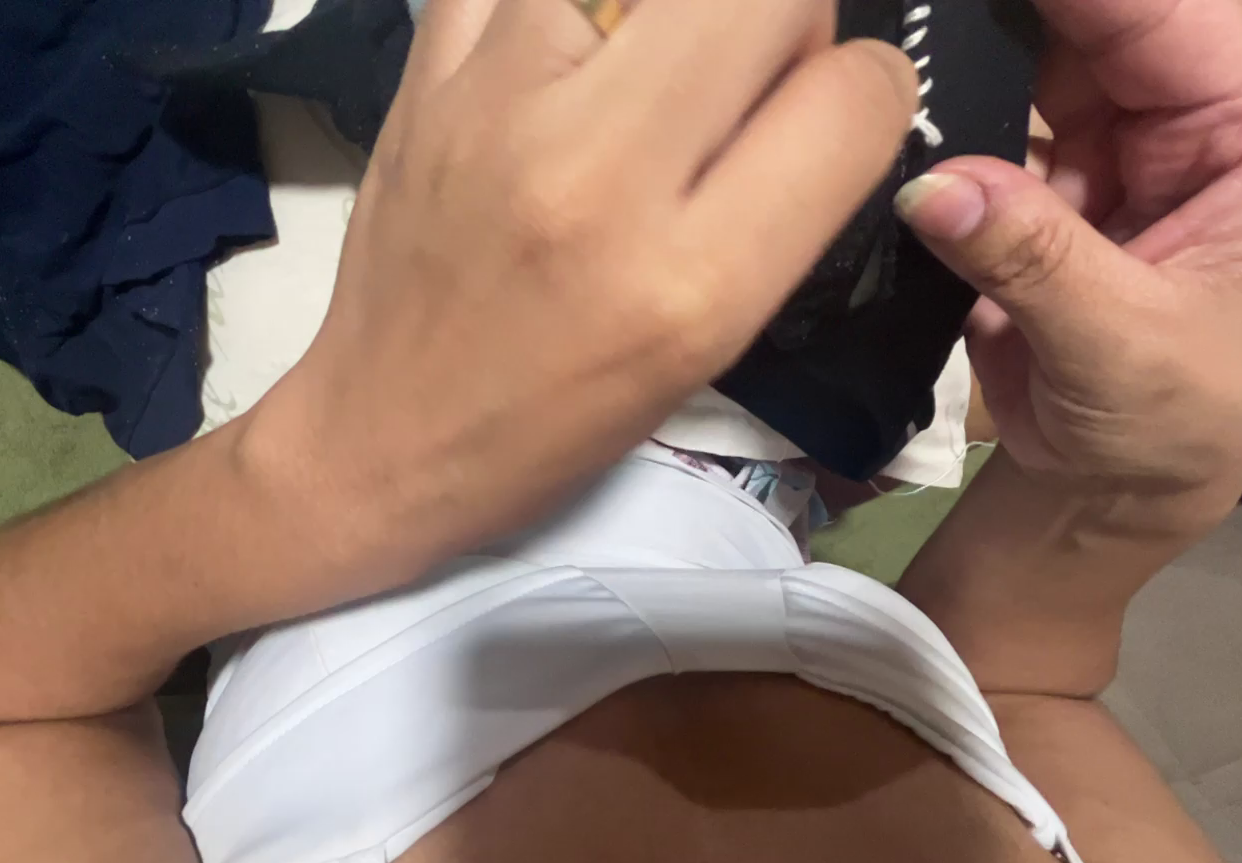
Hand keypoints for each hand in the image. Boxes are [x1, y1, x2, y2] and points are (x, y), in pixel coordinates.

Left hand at [232, 0, 916, 588]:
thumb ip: (776, 220)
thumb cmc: (542, 433)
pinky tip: (552, 66)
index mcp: (688, 284)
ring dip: (678, 10)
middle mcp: (599, 176)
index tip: (808, 142)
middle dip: (786, 28)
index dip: (858, 105)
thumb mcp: (689, 363)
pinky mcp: (424, 76)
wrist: (381, 440)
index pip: (860, 96)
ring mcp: (498, 107)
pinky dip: (563, 7)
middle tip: (724, 103)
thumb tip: (817, 91)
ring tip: (633, 80)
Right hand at [893, 0, 1241, 522]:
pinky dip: (923, 163)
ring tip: (879, 78)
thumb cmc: (1167, 408)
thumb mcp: (1120, 336)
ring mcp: (1075, 175)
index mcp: (1236, 128)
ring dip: (951, 93)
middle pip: (1074, 42)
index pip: (1159, 16)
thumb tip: (928, 187)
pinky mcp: (1011, 221)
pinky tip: (875, 144)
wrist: (1110, 478)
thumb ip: (1031, 258)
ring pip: (1008, 101)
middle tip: (906, 21)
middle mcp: (1156, 131)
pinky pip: (962, 173)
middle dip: (999, 30)